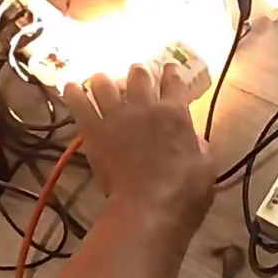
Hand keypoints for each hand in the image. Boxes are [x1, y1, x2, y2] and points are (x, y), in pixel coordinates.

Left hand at [62, 64, 214, 247]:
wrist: (147, 209)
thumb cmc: (183, 193)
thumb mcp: (206, 170)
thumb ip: (201, 149)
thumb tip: (196, 140)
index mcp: (175, 114)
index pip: (174, 83)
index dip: (172, 73)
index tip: (169, 69)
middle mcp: (145, 107)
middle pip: (138, 76)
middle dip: (138, 73)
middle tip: (136, 75)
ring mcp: (116, 117)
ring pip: (104, 83)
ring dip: (104, 80)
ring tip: (102, 81)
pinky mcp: (93, 131)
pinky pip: (78, 104)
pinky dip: (74, 94)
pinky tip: (71, 88)